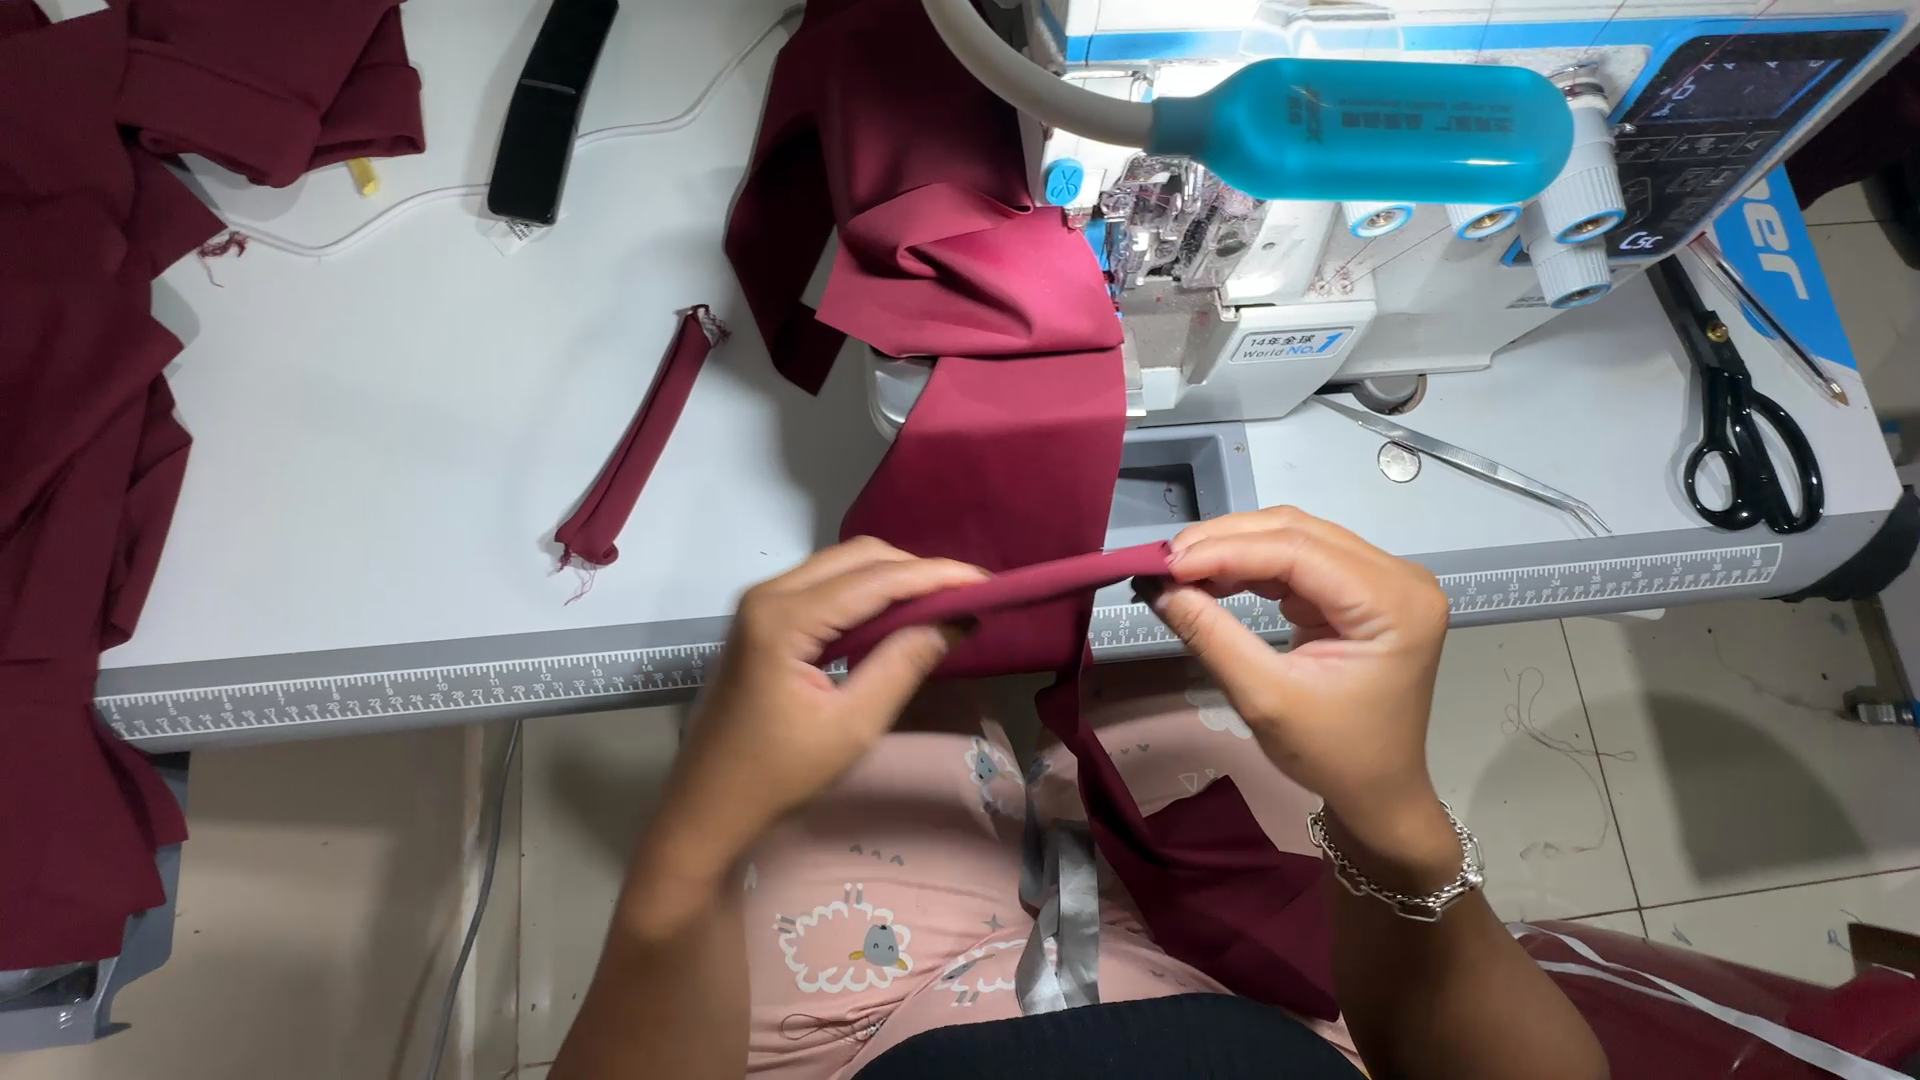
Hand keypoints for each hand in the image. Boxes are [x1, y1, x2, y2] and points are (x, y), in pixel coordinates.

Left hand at [644, 538, 987, 878]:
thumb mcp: (853, 726)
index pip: (875, 579)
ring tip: (941, 601)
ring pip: (842, 564)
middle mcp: (767, 593)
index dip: (935, 576)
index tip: (986, 583)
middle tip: (966, 594)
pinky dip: (866, 590)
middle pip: (858, 557)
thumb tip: (954, 621)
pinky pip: (825, 584)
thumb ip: (903, 665)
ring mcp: (760, 601)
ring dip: (892, 576)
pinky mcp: (762, 616)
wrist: (706, 806)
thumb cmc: (778, 775)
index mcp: (783, 619)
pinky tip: (896, 611)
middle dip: (916, 570)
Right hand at [1145, 507, 1451, 863]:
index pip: (1298, 551)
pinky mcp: (1358, 588)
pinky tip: (1211, 579)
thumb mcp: (1264, 698)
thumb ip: (1211, 636)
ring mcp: (1381, 579)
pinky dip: (1248, 565)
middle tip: (1165, 564)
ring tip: (1180, 571)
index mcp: (1394, 604)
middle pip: (1296, 531)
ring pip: (1293, 536)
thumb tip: (1158, 589)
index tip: (1166, 566)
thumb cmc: (1332, 753)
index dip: (1226, 550)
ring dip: (1232, 548)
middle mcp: (1397, 577)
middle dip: (1224, 542)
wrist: (1376, 790)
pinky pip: (1295, 558)